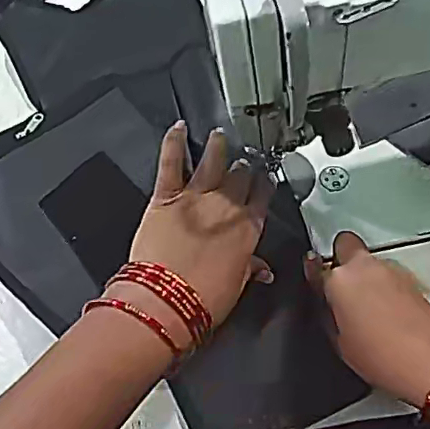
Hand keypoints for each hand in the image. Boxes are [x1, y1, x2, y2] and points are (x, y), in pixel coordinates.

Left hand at [117, 123, 272, 343]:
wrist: (166, 300)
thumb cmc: (203, 300)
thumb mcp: (235, 286)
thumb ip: (248, 269)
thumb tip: (260, 270)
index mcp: (247, 230)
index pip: (261, 198)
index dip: (263, 185)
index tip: (265, 177)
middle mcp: (225, 207)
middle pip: (240, 177)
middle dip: (243, 166)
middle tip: (243, 159)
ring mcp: (195, 198)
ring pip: (212, 162)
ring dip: (217, 147)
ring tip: (219, 136)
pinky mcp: (165, 197)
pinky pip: (172, 162)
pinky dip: (174, 142)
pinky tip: (177, 128)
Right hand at [308, 231, 429, 405]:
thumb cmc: (387, 357)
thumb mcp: (338, 342)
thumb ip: (326, 312)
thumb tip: (325, 302)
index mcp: (339, 279)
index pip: (316, 265)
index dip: (315, 277)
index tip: (318, 286)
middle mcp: (365, 266)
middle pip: (345, 245)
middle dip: (340, 259)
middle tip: (341, 288)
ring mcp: (391, 270)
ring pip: (368, 260)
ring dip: (365, 275)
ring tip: (367, 309)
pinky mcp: (412, 278)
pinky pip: (387, 274)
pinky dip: (384, 286)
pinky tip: (385, 313)